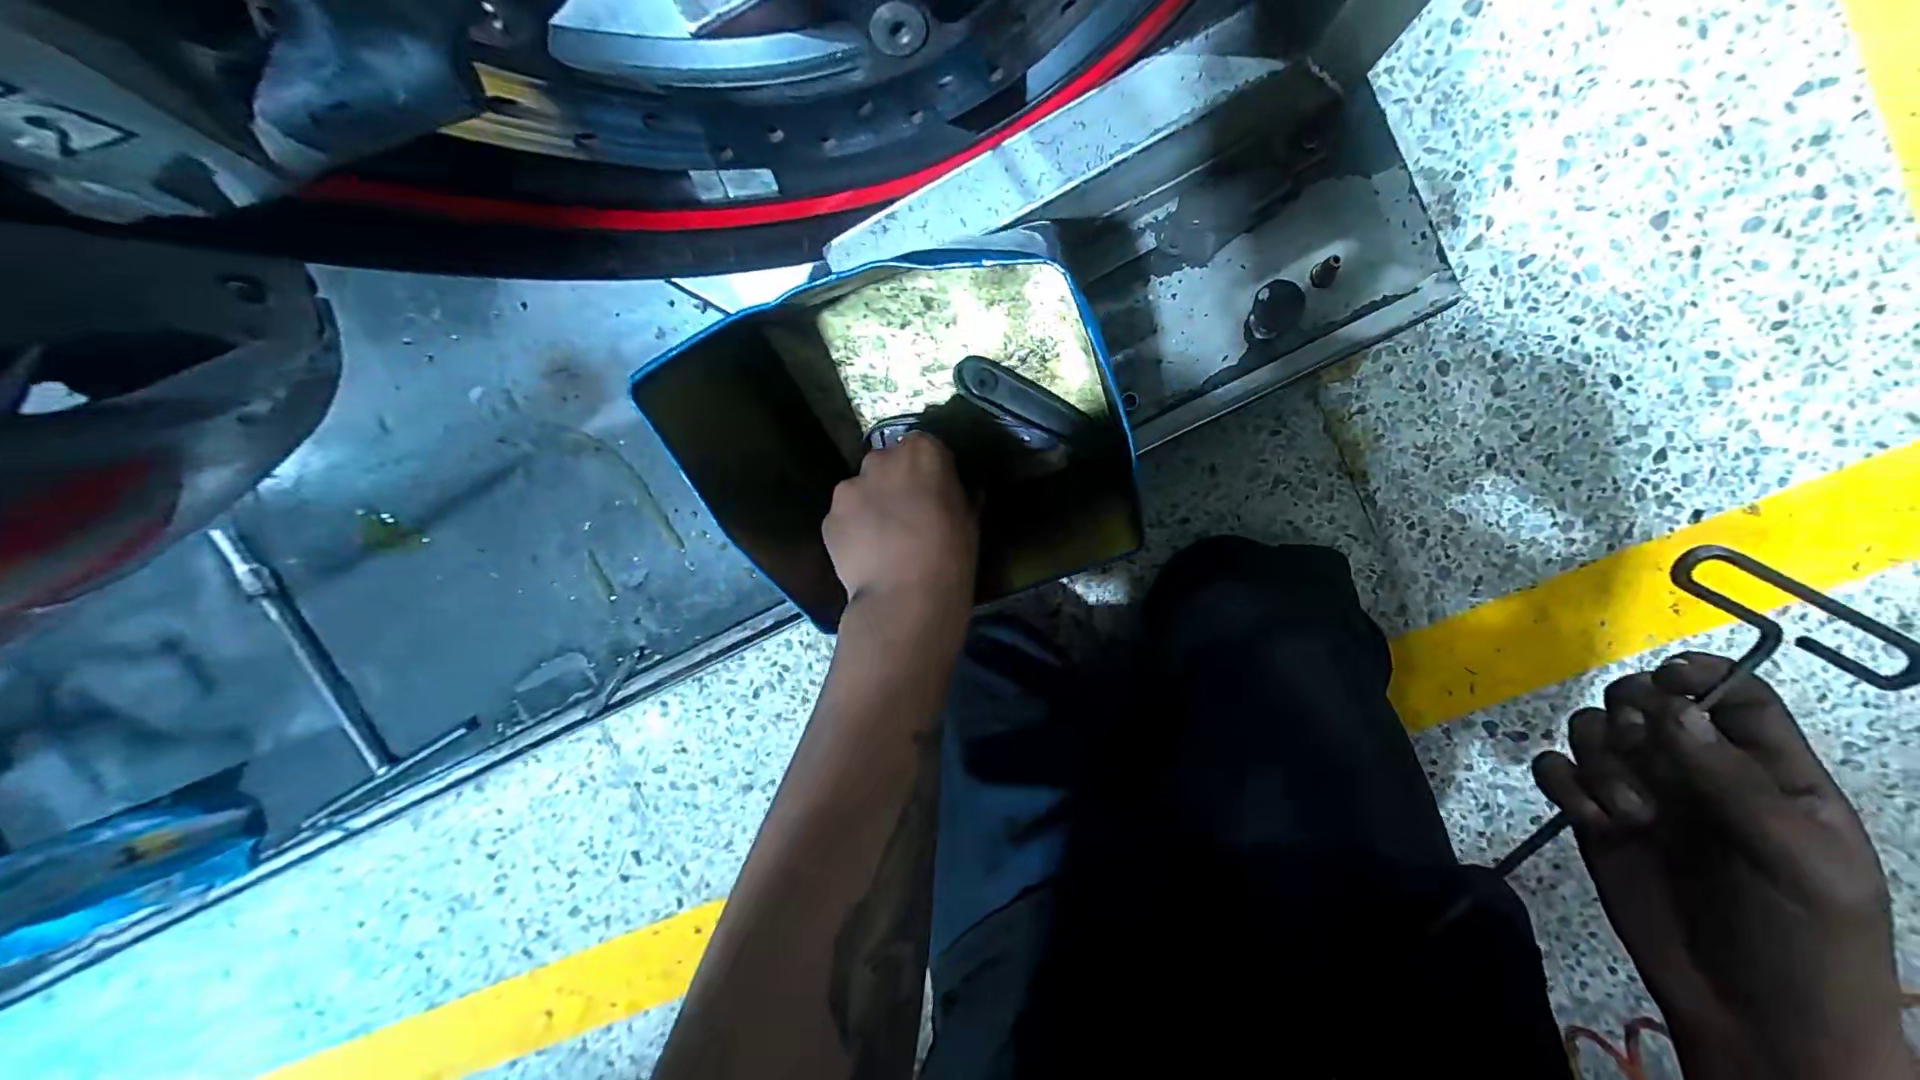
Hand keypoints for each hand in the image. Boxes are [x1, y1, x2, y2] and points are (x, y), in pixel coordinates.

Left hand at [823, 433, 977, 615]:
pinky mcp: (829, 517)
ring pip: (861, 489)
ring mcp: (849, 488)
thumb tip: (959, 491)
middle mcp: (880, 460)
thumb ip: (960, 495)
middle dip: (895, 482)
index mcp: (923, 452)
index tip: (935, 495)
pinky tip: (867, 555)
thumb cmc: (951, 556)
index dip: (930, 471)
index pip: (925, 447)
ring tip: (883, 540)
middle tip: (908, 516)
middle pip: (887, 463)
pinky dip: (853, 530)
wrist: (906, 598)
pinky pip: (845, 518)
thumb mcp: (970, 521)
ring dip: (871, 505)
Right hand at [1532, 653, 1909, 1079]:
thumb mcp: (1799, 862)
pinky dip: (1564, 784)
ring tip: (1627, 813)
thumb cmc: (1805, 938)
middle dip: (1631, 715)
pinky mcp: (1592, 817)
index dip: (1700, 675)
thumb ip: (1735, 781)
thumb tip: (1672, 708)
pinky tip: (1590, 819)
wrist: (1752, 1015)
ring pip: (1593, 732)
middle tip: (1638, 750)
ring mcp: (1641, 793)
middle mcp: (1697, 772)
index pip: (1735, 696)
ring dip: (1600, 759)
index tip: (1667, 681)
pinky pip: (1555, 771)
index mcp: (1769, 774)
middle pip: (1646, 703)